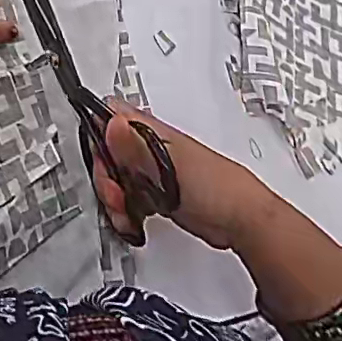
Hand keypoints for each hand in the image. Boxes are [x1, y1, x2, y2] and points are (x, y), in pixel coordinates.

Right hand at [90, 102, 273, 249]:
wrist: (243, 221)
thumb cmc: (217, 187)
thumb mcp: (170, 164)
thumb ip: (136, 145)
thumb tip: (111, 121)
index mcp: (150, 131)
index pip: (109, 119)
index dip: (98, 138)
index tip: (103, 162)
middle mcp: (149, 147)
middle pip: (108, 153)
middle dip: (106, 177)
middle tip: (117, 195)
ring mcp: (153, 171)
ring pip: (116, 178)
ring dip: (114, 198)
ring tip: (126, 213)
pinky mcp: (157, 194)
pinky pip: (129, 198)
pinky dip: (125, 212)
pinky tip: (133, 222)